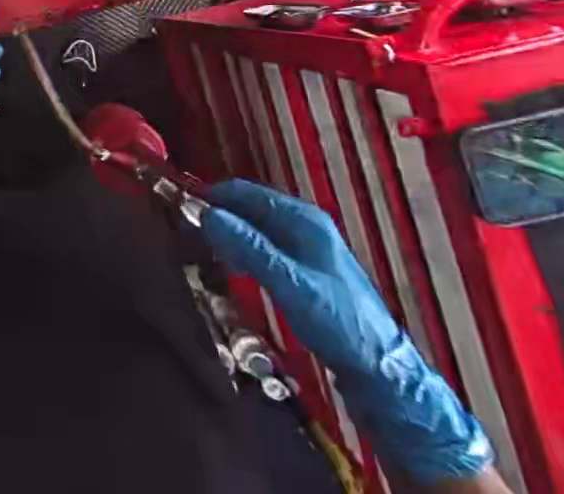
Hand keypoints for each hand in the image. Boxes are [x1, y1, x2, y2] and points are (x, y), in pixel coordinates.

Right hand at [201, 179, 493, 484]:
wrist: (381, 371)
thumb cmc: (338, 322)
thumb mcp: (289, 283)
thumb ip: (249, 247)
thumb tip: (207, 214)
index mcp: (304, 219)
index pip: (248, 192)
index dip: (215, 197)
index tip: (182, 207)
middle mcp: (305, 226)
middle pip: (252, 208)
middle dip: (221, 215)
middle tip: (186, 230)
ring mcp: (307, 249)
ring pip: (258, 229)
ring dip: (231, 234)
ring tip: (201, 248)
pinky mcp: (306, 272)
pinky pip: (265, 249)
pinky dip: (244, 252)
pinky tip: (233, 268)